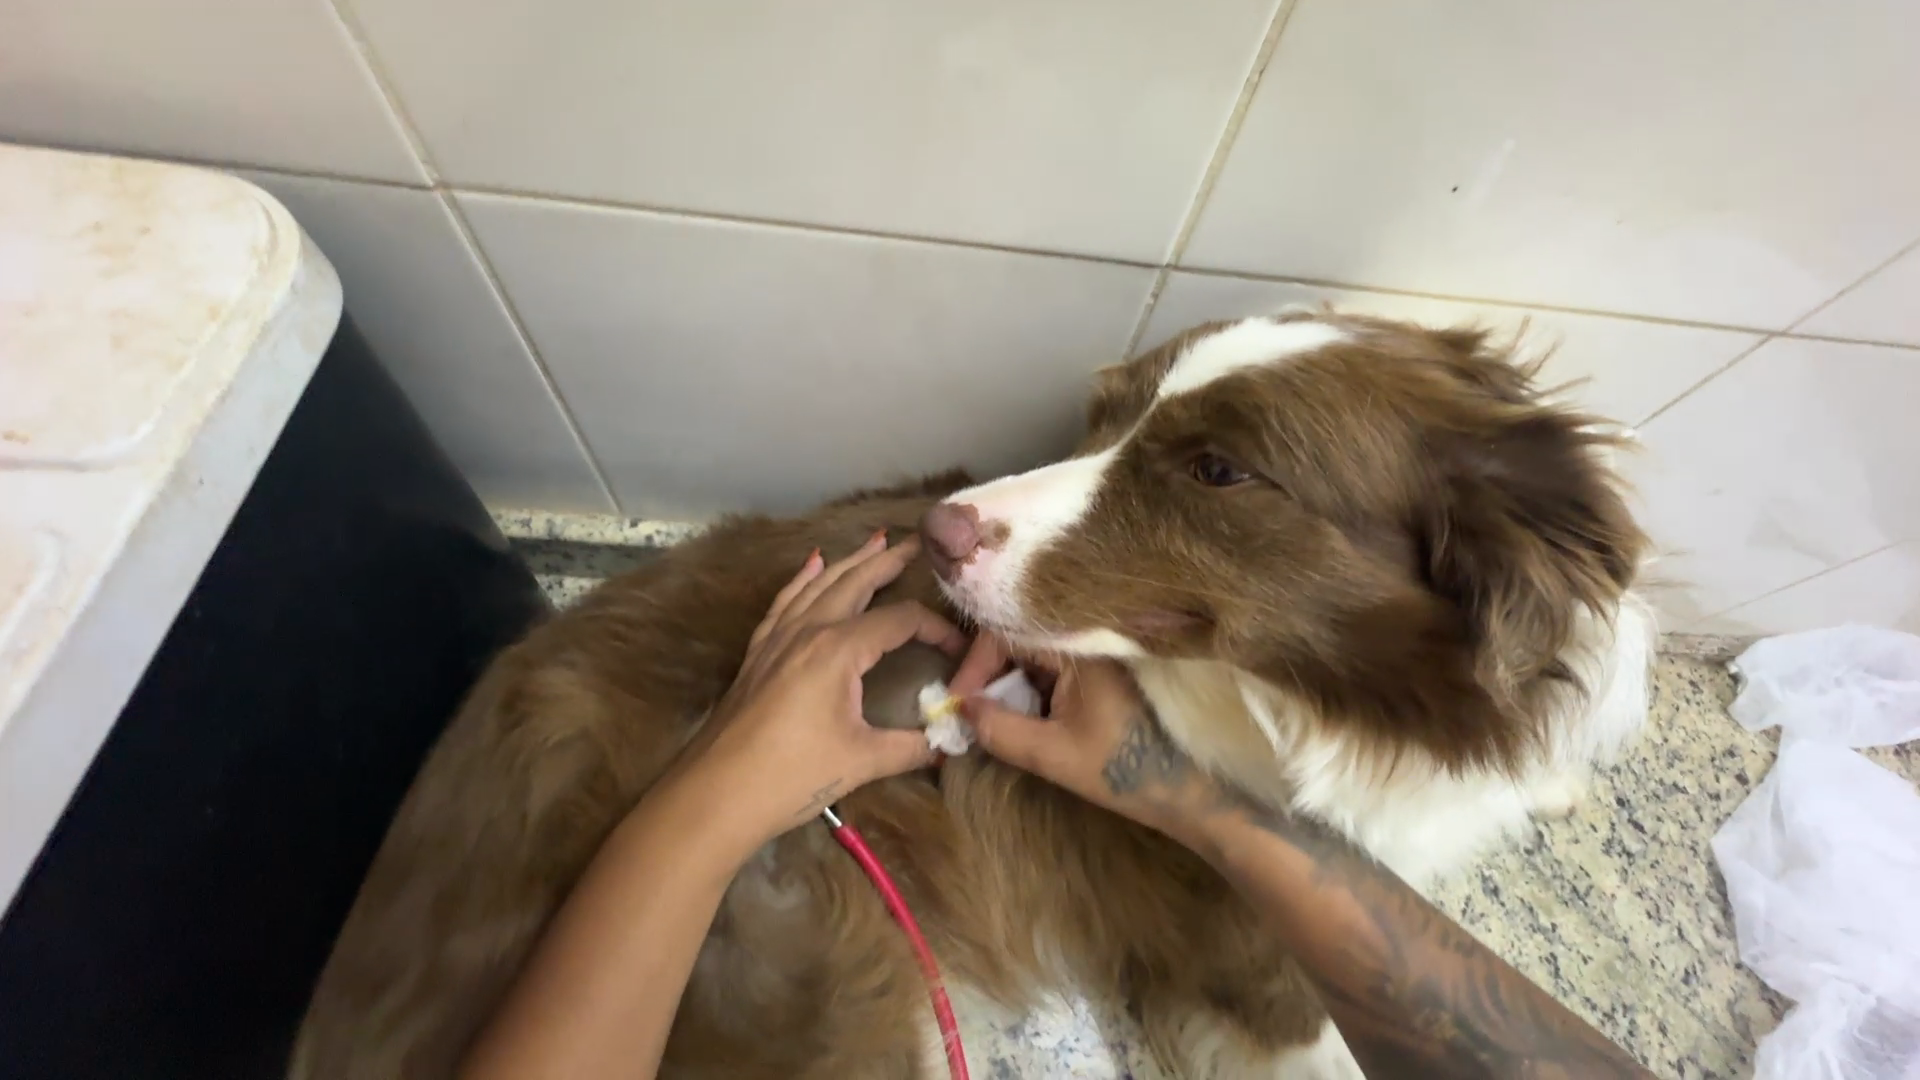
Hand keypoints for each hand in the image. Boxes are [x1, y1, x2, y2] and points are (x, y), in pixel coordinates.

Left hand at [663, 533, 966, 854]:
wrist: (713, 796)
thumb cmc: (790, 777)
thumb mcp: (862, 762)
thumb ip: (914, 747)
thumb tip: (954, 743)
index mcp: (839, 649)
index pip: (899, 621)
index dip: (935, 627)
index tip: (958, 645)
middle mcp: (809, 629)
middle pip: (856, 582)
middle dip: (890, 561)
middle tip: (919, 543)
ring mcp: (778, 636)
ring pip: (820, 584)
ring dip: (851, 560)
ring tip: (877, 540)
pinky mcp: (758, 650)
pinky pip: (785, 600)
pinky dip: (803, 577)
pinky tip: (812, 562)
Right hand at [952, 635, 1228, 845]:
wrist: (1192, 793)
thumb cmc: (1126, 769)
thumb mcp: (1055, 755)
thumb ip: (1002, 730)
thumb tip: (959, 709)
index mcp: (1078, 647)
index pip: (1007, 633)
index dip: (975, 664)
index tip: (958, 701)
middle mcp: (1087, 639)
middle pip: (1018, 639)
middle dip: (989, 677)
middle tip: (971, 714)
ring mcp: (1095, 655)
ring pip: (1033, 655)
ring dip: (1008, 685)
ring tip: (995, 721)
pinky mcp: (1101, 673)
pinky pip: (1053, 668)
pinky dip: (1031, 691)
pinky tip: (1026, 720)